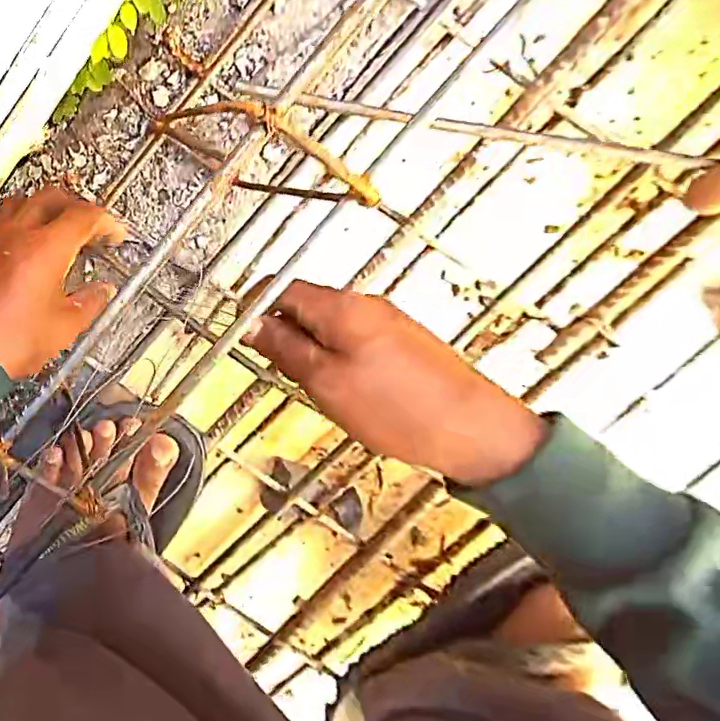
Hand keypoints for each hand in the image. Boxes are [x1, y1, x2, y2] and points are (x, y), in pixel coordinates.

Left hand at [0, 186, 127, 377]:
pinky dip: (18, 224)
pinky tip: (23, 246)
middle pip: (51, 197)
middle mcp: (17, 234)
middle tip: (88, 226)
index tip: (112, 232)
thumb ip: (89, 302)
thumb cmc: (5, 342)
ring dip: (43, 209)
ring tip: (55, 228)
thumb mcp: (64, 326)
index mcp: (46, 247)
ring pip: (21, 202)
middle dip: (76, 207)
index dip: (105, 222)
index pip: (84, 215)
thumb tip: (100, 292)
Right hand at [242, 281, 544, 485]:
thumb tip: (251, 324)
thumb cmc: (399, 409)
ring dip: (308, 346)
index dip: (254, 308)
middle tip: (279, 369)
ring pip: (326, 323)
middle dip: (282, 331)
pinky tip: (342, 387)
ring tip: (312, 384)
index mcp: (341, 307)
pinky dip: (334, 355)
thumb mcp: (325, 381)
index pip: (280, 287)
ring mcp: (385, 321)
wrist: (477, 433)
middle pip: (304, 303)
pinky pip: (351, 337)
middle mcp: (364, 304)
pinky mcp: (401, 341)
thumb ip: (284, 348)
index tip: (242, 335)